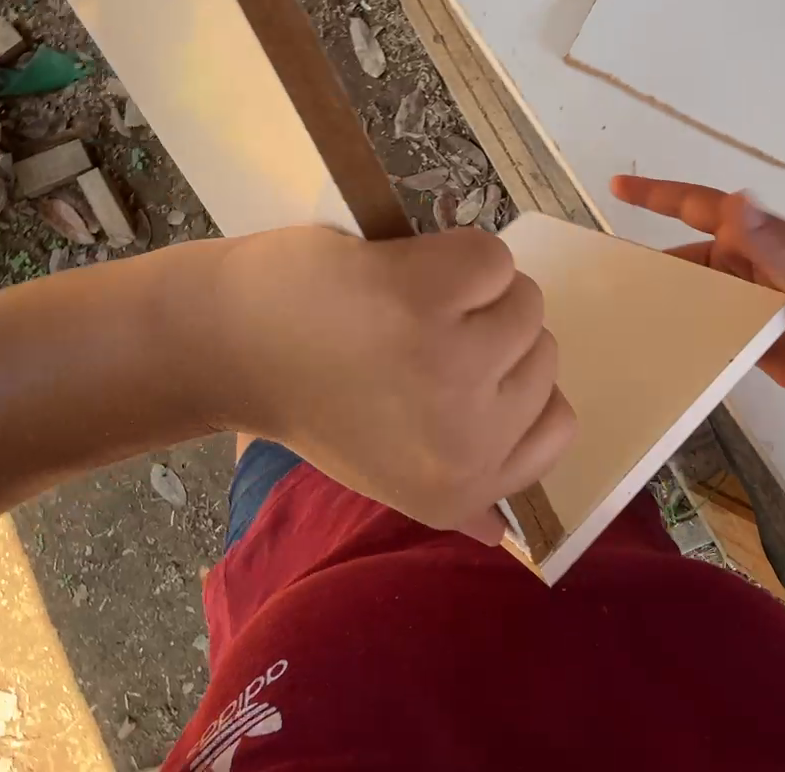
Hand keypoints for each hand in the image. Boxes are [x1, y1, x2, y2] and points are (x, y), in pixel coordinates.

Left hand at [205, 226, 576, 542]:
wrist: (228, 344)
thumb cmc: (309, 396)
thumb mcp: (388, 473)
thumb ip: (458, 501)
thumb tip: (504, 532)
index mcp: (460, 491)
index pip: (556, 427)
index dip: (513, 384)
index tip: (460, 367)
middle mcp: (467, 440)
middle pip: (544, 351)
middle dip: (488, 330)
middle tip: (412, 334)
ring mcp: (451, 366)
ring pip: (524, 299)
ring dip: (472, 288)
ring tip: (404, 303)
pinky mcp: (428, 297)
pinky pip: (493, 256)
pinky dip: (453, 252)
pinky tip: (398, 272)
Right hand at [611, 175, 784, 412]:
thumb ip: (779, 247)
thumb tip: (736, 199)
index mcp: (762, 241)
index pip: (702, 207)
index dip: (658, 194)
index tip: (617, 186)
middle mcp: (746, 263)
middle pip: (685, 250)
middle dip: (649, 259)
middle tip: (603, 272)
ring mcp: (740, 298)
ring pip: (687, 287)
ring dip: (660, 294)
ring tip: (619, 308)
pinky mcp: (737, 329)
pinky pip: (696, 317)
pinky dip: (674, 322)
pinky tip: (649, 334)